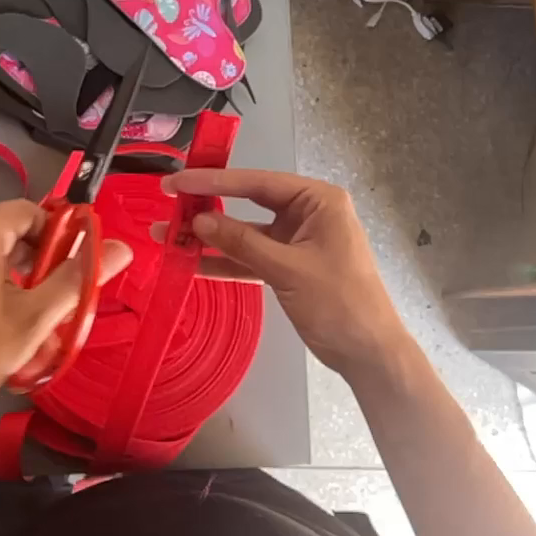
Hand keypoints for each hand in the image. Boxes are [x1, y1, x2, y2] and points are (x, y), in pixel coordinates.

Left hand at [0, 199, 131, 433]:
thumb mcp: (32, 319)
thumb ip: (77, 279)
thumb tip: (122, 249)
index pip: (34, 212)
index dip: (60, 240)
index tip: (71, 275)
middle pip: (12, 229)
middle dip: (38, 262)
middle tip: (51, 304)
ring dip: (16, 275)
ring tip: (26, 318)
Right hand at [163, 169, 413, 385]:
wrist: (368, 353)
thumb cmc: (340, 303)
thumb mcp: (287, 269)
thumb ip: (242, 242)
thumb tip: (199, 221)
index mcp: (318, 201)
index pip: (258, 182)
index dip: (214, 181)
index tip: (177, 182)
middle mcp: (308, 214)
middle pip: (249, 203)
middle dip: (208, 208)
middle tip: (167, 205)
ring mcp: (297, 241)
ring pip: (246, 233)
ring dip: (211, 239)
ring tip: (168, 237)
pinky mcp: (289, 267)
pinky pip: (252, 258)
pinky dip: (226, 262)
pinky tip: (193, 263)